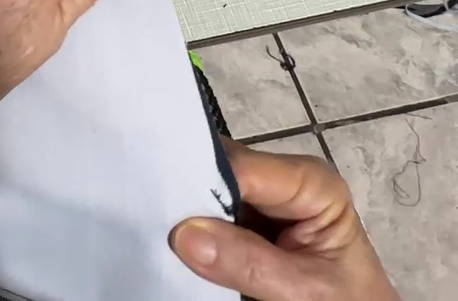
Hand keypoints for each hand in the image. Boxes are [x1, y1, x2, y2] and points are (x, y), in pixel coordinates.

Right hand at [171, 139, 398, 300]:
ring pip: (203, 186)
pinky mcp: (241, 216)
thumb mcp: (308, 293)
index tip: (163, 209)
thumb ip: (250, 264)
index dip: (200, 185)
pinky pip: (202, 208)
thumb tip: (181, 234)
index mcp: (310, 182)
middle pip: (217, 169)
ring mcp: (259, 196)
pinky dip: (186, 223)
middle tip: (147, 213)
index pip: (239, 168)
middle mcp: (280, 177)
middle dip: (186, 194)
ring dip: (181, 210)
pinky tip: (168, 231)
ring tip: (155, 223)